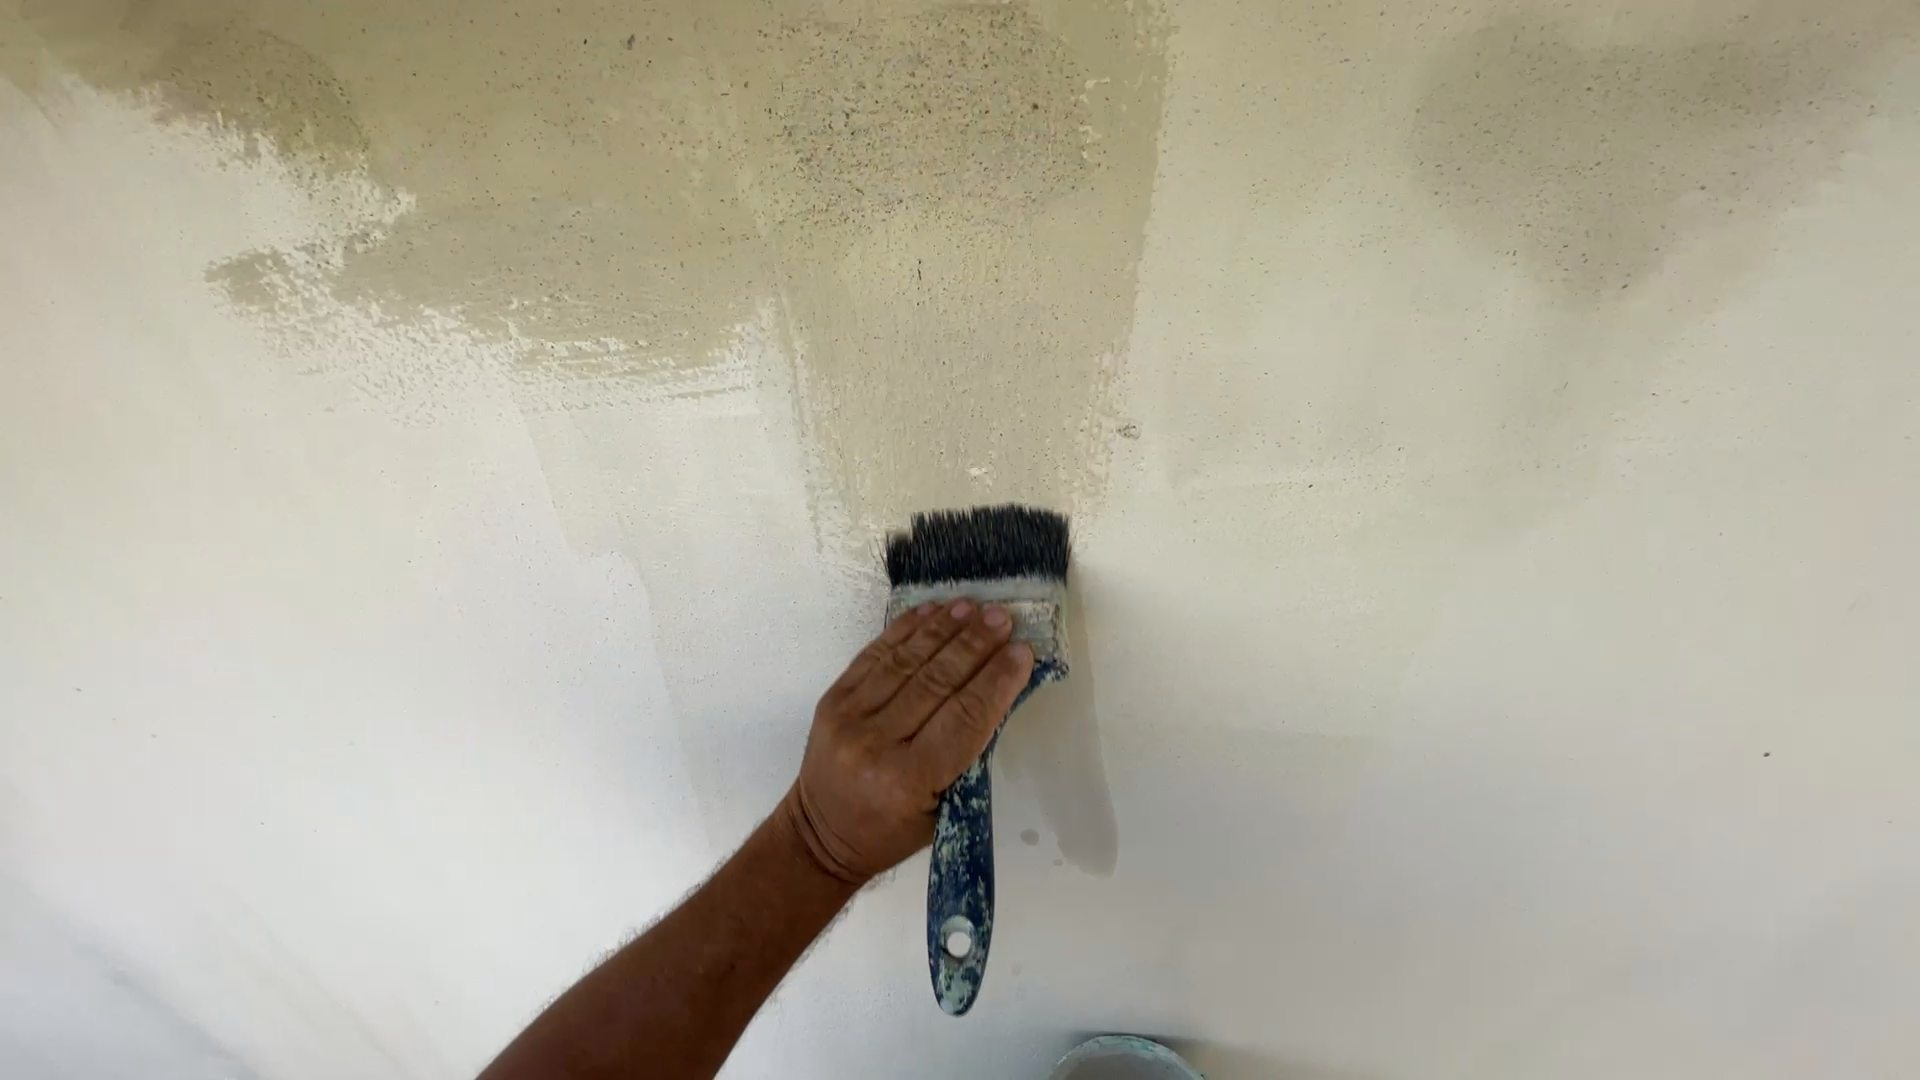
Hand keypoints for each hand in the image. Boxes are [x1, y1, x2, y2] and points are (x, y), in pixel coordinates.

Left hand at [779, 600, 1035, 884]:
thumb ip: (966, 752)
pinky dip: (905, 630)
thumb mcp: (943, 809)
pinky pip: (874, 654)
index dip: (996, 682)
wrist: (819, 835)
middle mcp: (875, 743)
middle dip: (974, 645)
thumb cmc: (891, 831)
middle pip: (936, 682)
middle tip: (1002, 617)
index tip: (1022, 651)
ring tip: (972, 606)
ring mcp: (848, 717)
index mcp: (908, 779)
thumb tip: (997, 689)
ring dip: (943, 629)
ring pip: (905, 661)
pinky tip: (931, 611)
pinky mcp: (832, 698)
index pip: (964, 719)